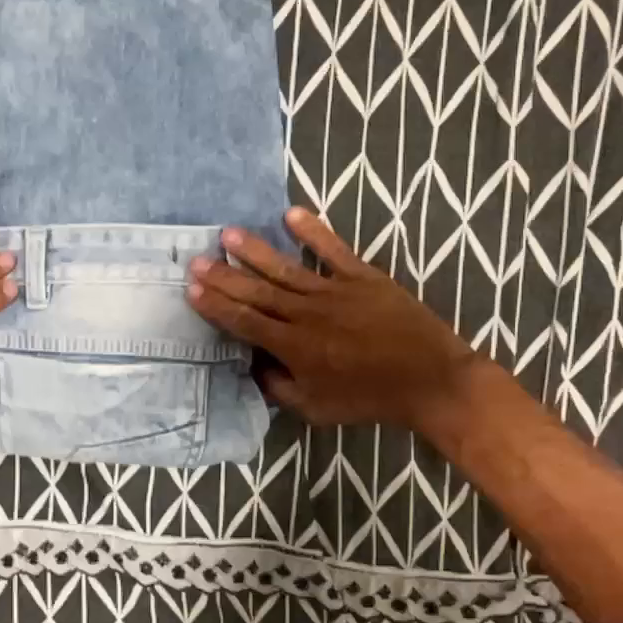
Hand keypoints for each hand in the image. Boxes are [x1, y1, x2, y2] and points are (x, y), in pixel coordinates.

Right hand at [186, 207, 480, 429]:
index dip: (216, 306)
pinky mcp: (363, 278)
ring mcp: (335, 291)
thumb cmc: (369, 398)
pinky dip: (313, 232)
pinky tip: (291, 214)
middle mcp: (307, 314)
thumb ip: (279, 388)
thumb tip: (254, 368)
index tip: (192, 290)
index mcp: (293, 347)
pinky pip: (333, 251)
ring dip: (254, 251)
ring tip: (227, 234)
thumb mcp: (315, 408)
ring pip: (285, 269)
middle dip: (223, 276)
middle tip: (196, 260)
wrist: (430, 379)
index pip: (245, 322)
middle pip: (257, 292)